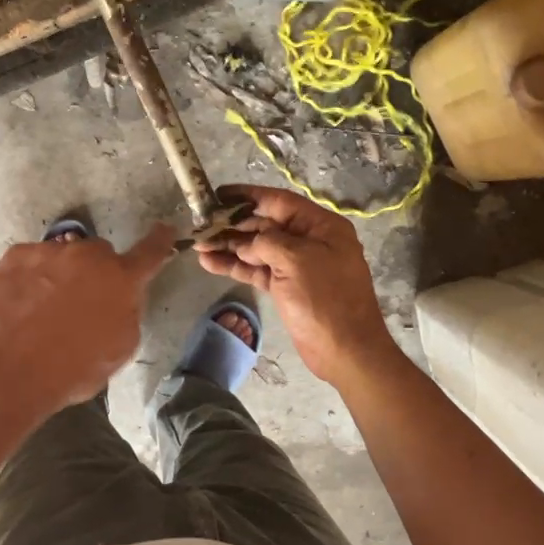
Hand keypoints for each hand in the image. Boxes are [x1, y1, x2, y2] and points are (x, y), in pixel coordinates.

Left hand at [0, 224, 177, 419]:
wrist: (10, 370)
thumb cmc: (72, 369)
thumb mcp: (118, 349)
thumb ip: (126, 313)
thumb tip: (120, 299)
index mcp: (121, 280)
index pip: (149, 253)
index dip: (158, 241)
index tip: (164, 229)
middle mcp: (88, 256)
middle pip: (97, 255)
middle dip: (93, 272)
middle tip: (78, 303)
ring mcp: (49, 252)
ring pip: (61, 256)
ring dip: (58, 275)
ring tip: (40, 311)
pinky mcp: (15, 256)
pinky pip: (30, 261)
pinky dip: (28, 278)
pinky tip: (18, 306)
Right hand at [194, 185, 398, 383]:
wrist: (345, 350)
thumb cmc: (325, 299)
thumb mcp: (296, 260)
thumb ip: (266, 242)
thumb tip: (244, 243)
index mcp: (320, 226)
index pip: (279, 201)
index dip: (247, 196)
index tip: (218, 195)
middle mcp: (309, 240)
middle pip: (265, 224)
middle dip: (233, 225)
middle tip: (201, 225)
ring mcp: (296, 265)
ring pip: (257, 249)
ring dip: (229, 246)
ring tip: (198, 244)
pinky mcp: (285, 287)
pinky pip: (256, 270)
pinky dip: (235, 266)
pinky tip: (209, 263)